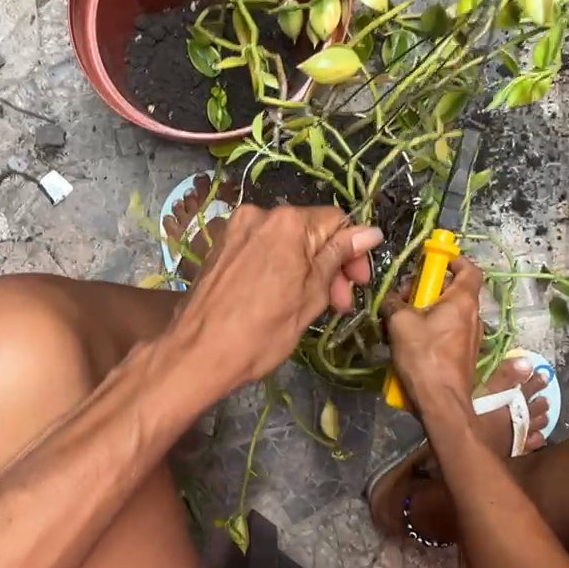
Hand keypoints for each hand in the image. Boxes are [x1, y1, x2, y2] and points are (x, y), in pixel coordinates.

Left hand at [169, 204, 382, 386]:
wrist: (198, 352)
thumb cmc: (262, 331)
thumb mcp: (311, 296)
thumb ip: (338, 257)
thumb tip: (370, 231)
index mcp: (288, 222)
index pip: (336, 221)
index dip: (352, 252)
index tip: (355, 284)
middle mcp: (259, 215)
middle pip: (309, 230)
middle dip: (328, 263)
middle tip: (337, 303)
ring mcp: (235, 230)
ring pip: (285, 241)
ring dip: (303, 268)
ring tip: (308, 305)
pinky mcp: (220, 247)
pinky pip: (261, 249)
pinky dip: (277, 267)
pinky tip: (280, 297)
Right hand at [385, 256, 483, 421]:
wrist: (442, 402)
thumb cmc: (424, 356)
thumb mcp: (400, 322)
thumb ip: (394, 302)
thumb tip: (390, 297)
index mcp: (462, 301)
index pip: (469, 269)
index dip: (454, 259)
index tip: (433, 259)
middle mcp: (472, 316)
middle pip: (454, 291)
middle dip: (428, 288)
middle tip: (405, 295)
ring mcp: (470, 337)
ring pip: (449, 312)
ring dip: (428, 309)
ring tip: (402, 319)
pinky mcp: (463, 355)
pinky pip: (448, 331)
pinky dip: (431, 327)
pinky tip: (410, 340)